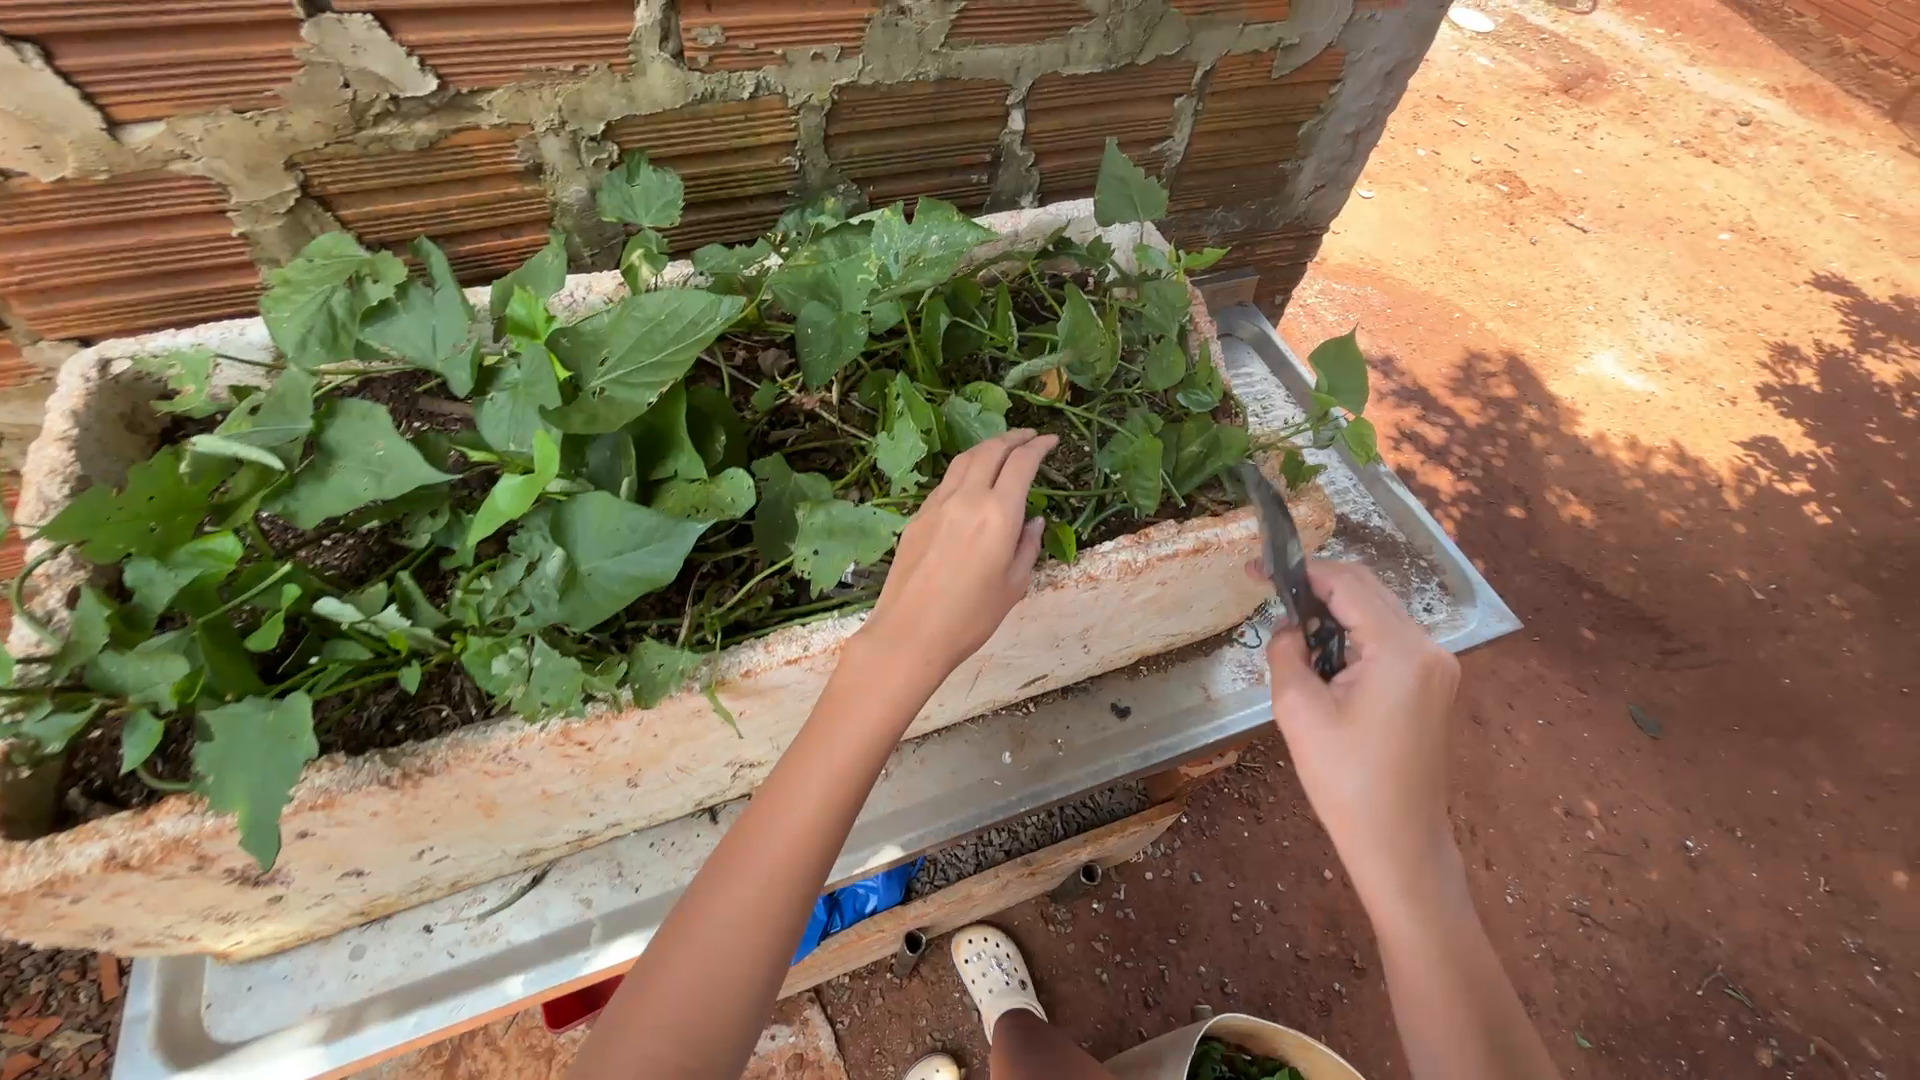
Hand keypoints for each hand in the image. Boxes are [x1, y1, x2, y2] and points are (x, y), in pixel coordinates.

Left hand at [856, 429, 1057, 677]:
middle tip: (1029, 436)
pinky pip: (945, 483)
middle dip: (1013, 438)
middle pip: (990, 451)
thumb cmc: (970, 618)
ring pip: (963, 461)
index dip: (1038, 447)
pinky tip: (969, 482)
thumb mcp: (1014, 586)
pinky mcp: (917, 518)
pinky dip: (964, 471)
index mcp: (998, 514)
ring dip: (986, 448)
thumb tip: (1033, 522)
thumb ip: (1027, 547)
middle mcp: (966, 499)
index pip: (1021, 464)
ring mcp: (937, 505)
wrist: (910, 633)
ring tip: (1001, 449)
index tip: (1050, 441)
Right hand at [1254, 559, 1464, 909]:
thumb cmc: (1344, 780)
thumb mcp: (1297, 710)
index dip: (1299, 569)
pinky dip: (1353, 633)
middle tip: (1266, 590)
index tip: (1256, 569)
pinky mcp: (1433, 683)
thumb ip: (1287, 652)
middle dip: (1316, 584)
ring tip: (1290, 629)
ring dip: (1334, 610)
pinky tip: (1323, 653)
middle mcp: (1430, 647)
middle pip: (1368, 590)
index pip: (1347, 583)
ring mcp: (1438, 666)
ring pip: (1379, 611)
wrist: (1398, 842)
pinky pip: (1389, 638)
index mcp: (1400, 650)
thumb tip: (1289, 627)